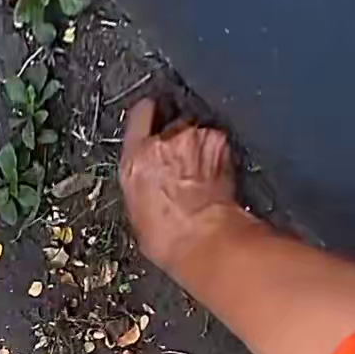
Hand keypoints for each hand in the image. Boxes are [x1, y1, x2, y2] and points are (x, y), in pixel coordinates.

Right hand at [119, 98, 248, 275]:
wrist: (204, 239)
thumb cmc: (170, 238)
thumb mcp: (138, 214)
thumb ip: (142, 182)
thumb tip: (149, 182)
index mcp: (135, 160)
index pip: (140, 114)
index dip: (150, 116)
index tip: (155, 121)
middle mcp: (163, 141)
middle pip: (172, 121)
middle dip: (177, 138)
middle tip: (181, 163)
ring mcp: (193, 138)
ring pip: (197, 130)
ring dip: (199, 147)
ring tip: (201, 176)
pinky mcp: (219, 142)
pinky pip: (217, 141)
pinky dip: (217, 155)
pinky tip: (216, 177)